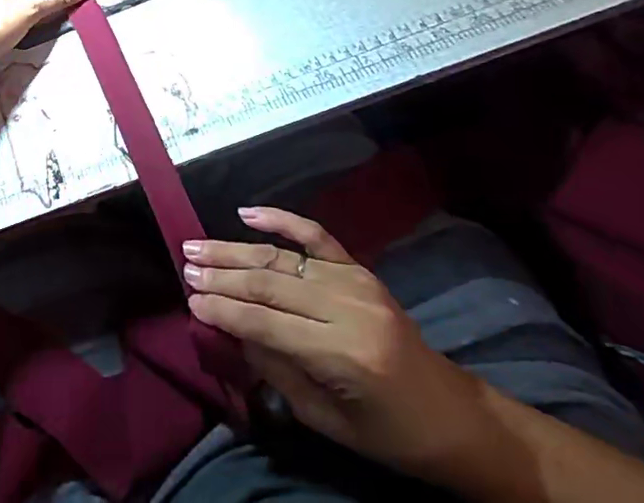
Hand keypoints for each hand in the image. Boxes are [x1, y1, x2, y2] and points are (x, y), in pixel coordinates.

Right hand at [183, 208, 502, 481]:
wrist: (458, 418)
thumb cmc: (388, 432)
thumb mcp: (324, 417)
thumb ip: (273, 367)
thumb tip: (226, 325)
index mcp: (344, 355)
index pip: (265, 323)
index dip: (223, 310)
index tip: (189, 300)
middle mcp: (350, 310)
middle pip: (269, 284)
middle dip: (222, 276)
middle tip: (185, 268)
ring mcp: (358, 283)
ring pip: (282, 259)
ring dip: (234, 250)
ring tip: (196, 246)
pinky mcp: (361, 271)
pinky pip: (316, 237)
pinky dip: (281, 219)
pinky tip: (246, 212)